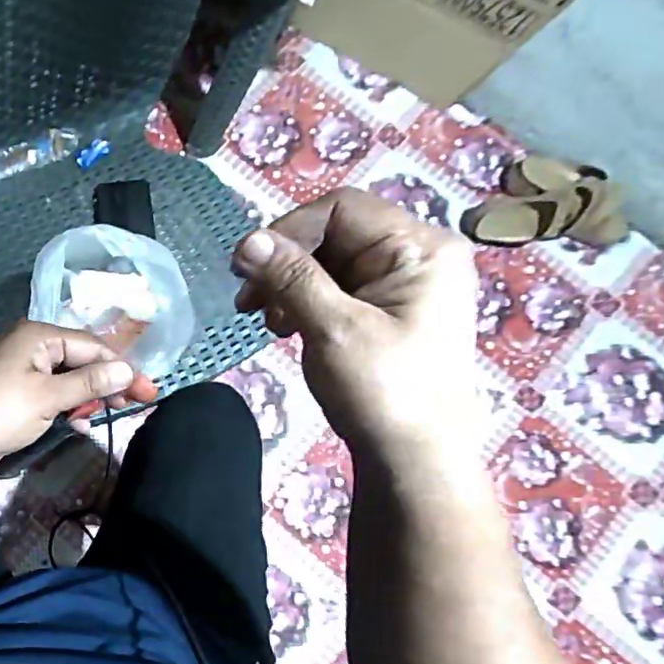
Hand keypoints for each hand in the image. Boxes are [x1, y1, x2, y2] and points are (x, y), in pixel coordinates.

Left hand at [0, 320, 158, 473]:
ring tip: (104, 416)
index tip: (148, 391)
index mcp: (38, 336)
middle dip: (107, 383)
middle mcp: (31, 347)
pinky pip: (53, 394)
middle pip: (82, 361)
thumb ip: (88, 383)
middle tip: (136, 404)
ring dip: (87, 398)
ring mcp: (23, 370)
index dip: (122, 368)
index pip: (91, 346)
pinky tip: (80, 424)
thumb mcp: (48, 397)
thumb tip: (126, 371)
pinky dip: (68, 407)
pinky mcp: (18, 393)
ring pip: (68, 380)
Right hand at [232, 187, 480, 467]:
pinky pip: (335, 288)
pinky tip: (287, 327)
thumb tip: (247, 241)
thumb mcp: (333, 329)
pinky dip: (303, 302)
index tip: (245, 269)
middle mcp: (415, 255)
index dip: (287, 231)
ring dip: (289, 285)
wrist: (414, 455)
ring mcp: (401, 285)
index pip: (341, 209)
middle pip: (334, 233)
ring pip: (329, 262)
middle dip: (285, 263)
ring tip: (271, 322)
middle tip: (248, 303)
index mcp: (418, 248)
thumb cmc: (383, 391)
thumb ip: (292, 279)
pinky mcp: (385, 311)